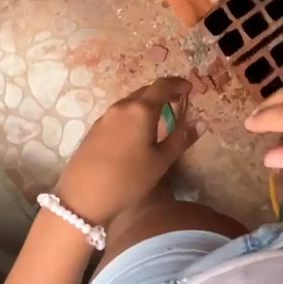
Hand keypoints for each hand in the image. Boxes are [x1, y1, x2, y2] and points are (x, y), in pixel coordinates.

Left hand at [54, 76, 200, 225]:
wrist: (81, 199)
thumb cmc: (127, 179)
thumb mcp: (160, 161)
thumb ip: (181, 139)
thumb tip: (201, 123)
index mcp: (141, 110)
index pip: (163, 86)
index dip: (178, 84)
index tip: (190, 88)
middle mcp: (121, 107)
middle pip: (146, 91)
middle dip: (163, 93)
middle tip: (178, 102)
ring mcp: (105, 118)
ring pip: (131, 102)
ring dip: (147, 104)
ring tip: (159, 118)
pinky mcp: (94, 130)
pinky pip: (119, 114)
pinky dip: (133, 115)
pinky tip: (136, 133)